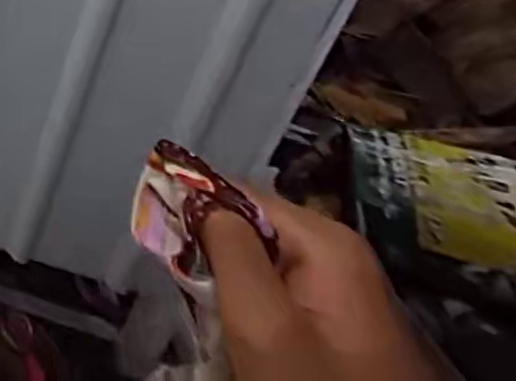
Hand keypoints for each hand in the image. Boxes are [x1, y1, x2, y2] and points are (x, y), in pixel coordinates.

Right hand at [198, 189, 444, 380]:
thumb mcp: (262, 321)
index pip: (231, 189)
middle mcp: (341, 250)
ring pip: (256, 251)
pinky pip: (276, 280)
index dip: (193, 211)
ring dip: (228, 274)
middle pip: (245, 220)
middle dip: (212, 245)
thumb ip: (227, 245)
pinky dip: (251, 295)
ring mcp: (345, 283)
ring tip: (221, 310)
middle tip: (197, 286)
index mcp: (327, 240)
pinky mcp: (340, 311)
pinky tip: (251, 326)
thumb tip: (198, 197)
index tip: (170, 245)